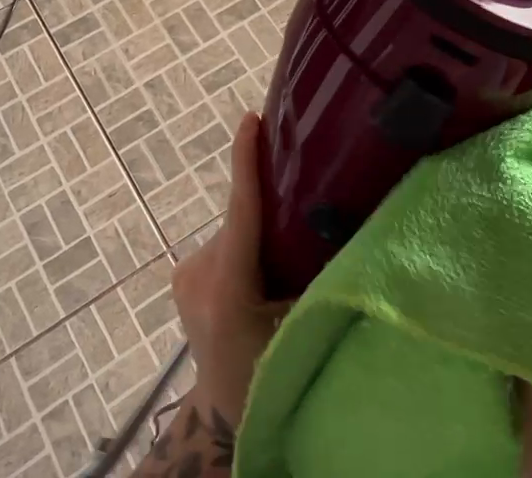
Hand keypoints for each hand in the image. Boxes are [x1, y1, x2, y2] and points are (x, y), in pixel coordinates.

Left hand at [170, 112, 288, 421]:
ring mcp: (185, 272)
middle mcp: (198, 271)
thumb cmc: (270, 373)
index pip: (240, 210)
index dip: (245, 161)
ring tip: (283, 265)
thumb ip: (318, 281)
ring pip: (233, 232)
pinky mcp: (182, 274)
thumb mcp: (301, 329)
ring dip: (257, 235)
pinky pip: (224, 245)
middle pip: (241, 220)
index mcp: (227, 286)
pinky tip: (260, 274)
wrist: (224, 411)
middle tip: (305, 208)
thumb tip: (349, 233)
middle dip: (270, 210)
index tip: (250, 120)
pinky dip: (244, 247)